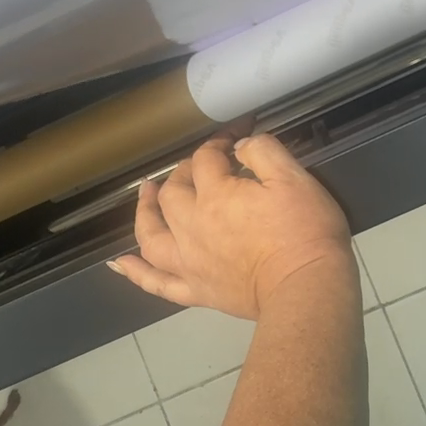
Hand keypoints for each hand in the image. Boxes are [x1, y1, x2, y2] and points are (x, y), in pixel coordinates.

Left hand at [109, 134, 353, 319]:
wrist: (305, 286)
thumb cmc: (304, 229)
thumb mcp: (294, 177)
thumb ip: (264, 152)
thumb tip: (240, 146)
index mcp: (218, 195)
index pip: (207, 158)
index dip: (220, 141)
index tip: (238, 134)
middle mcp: (192, 226)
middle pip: (173, 191)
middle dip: (184, 171)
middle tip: (201, 164)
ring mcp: (189, 261)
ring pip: (151, 234)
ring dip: (144, 211)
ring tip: (145, 194)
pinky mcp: (195, 291)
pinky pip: (155, 282)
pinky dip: (134, 271)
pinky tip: (120, 264)